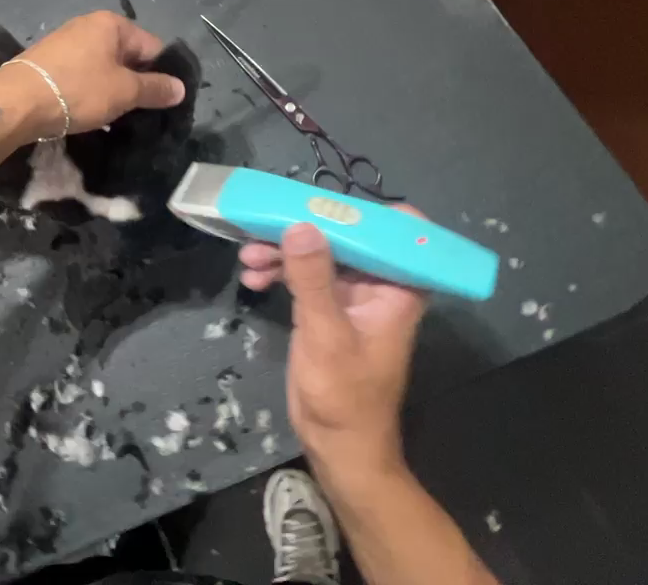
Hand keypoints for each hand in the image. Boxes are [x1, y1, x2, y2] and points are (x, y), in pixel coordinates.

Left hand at [1, 11, 186, 139]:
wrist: (17, 102)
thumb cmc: (78, 90)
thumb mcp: (124, 92)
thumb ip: (155, 88)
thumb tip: (180, 87)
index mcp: (111, 24)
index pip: (153, 47)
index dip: (162, 75)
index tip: (164, 103)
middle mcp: (88, 26)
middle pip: (127, 57)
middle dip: (136, 85)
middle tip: (142, 114)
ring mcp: (66, 43)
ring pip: (103, 69)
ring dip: (112, 91)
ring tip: (117, 119)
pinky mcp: (49, 62)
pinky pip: (82, 76)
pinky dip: (90, 93)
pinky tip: (91, 114)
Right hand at [241, 220, 426, 484]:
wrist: (337, 445)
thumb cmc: (345, 395)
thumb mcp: (326, 334)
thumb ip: (313, 279)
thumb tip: (300, 224)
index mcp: (397, 288)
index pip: (399, 231)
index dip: (365, 211)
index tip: (320, 202)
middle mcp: (378, 284)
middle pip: (346, 235)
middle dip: (304, 229)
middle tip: (266, 225)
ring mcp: (349, 295)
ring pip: (318, 252)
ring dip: (282, 250)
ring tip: (248, 257)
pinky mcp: (325, 307)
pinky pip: (302, 274)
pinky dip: (277, 270)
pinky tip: (252, 277)